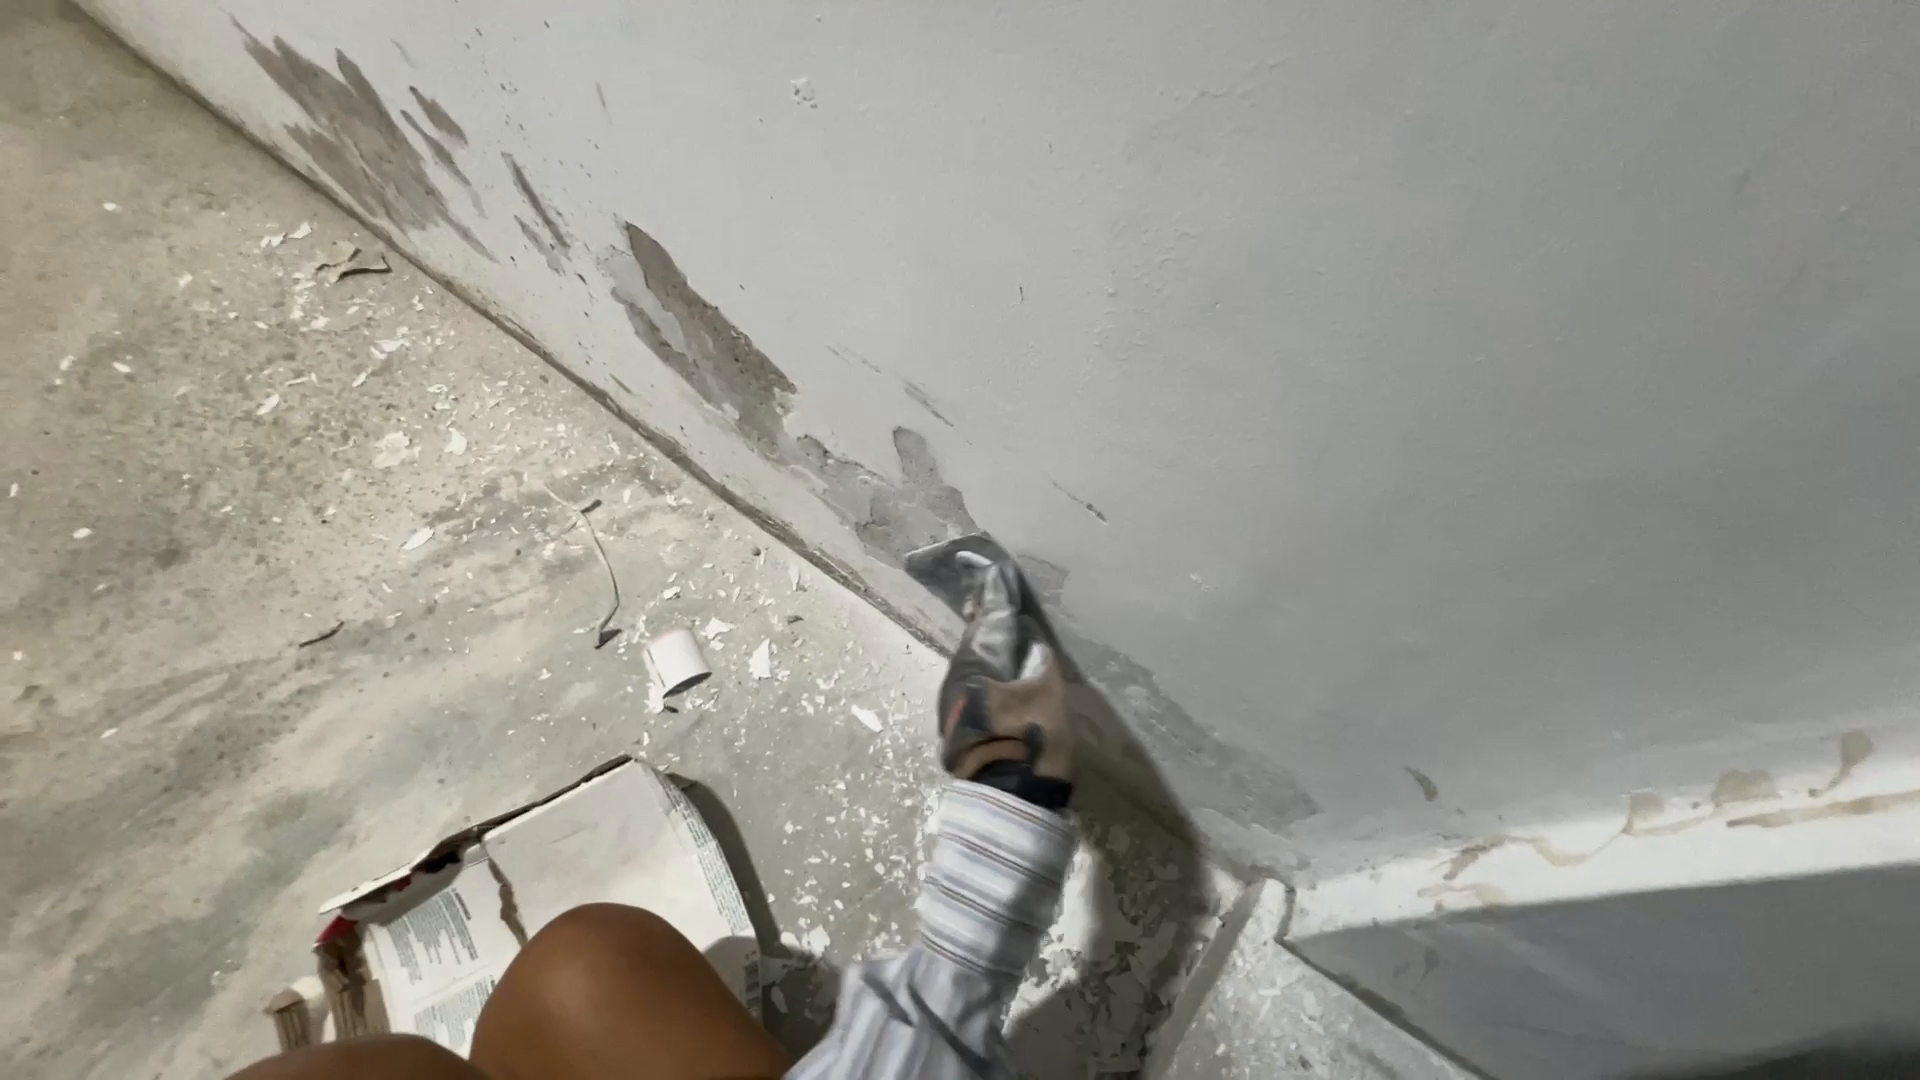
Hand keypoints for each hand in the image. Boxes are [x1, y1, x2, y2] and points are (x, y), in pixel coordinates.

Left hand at [936, 564, 1072, 806]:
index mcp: (977, 659)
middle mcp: (957, 672)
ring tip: (992, 619)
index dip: (991, 590)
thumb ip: (1037, 654)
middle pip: (975, 635)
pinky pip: (972, 677)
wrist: (1009, 796)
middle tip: (988, 587)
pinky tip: (994, 663)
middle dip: (983, 612)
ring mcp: (952, 697)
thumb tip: (1025, 633)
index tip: (985, 564)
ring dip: (983, 639)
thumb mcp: (1047, 690)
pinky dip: (984, 664)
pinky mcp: (956, 718)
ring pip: (971, 658)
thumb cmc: (1032, 738)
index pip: (987, 614)